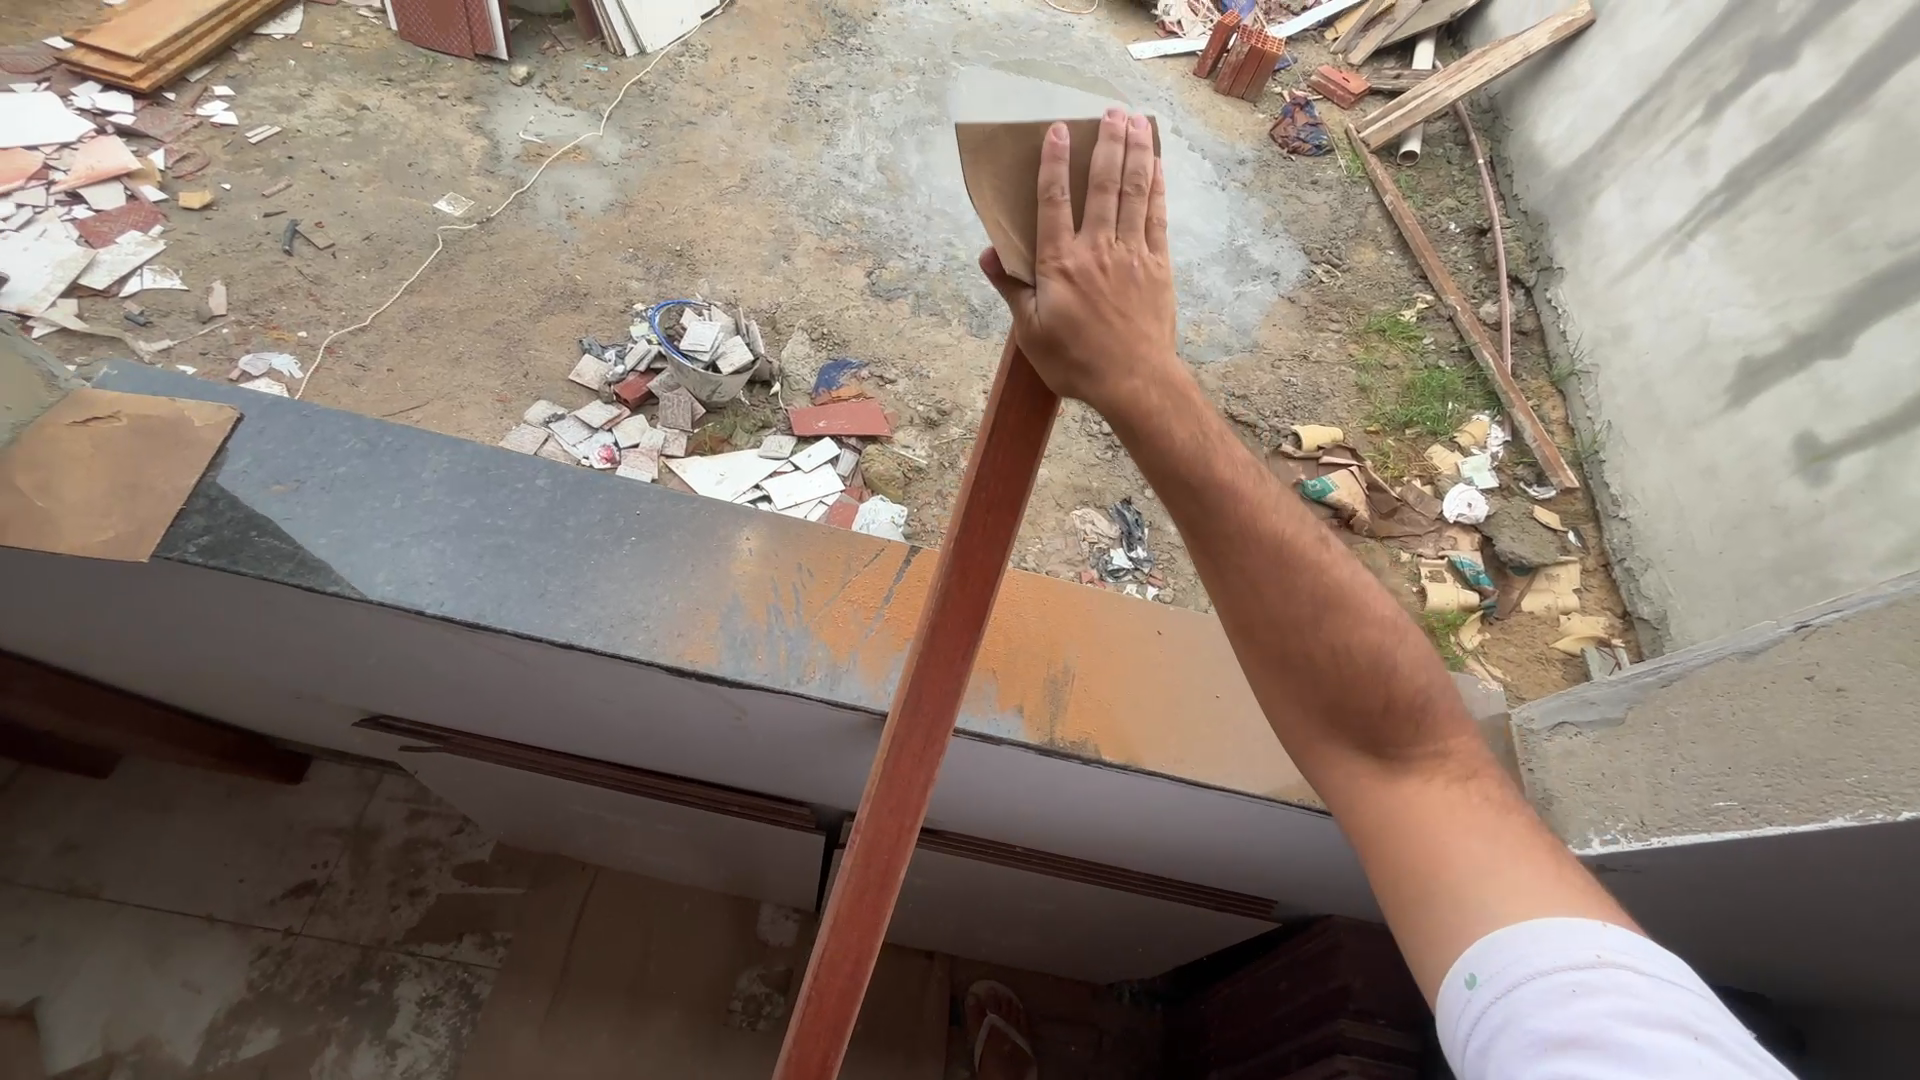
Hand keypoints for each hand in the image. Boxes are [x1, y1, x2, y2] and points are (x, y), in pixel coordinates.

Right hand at [979, 108, 1180, 421]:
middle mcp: (1097, 249)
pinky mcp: (1158, 266)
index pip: (1055, 200)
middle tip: (1111, 111)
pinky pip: (1158, 217)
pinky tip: (1157, 166)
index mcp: (1060, 264)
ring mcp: (1132, 254)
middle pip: (1103, 184)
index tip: (1059, 130)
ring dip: (1136, 152)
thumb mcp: (1030, 332)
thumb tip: (987, 254)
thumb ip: (1011, 289)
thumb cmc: (1075, 363)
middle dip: (1107, 142)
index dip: (1055, 162)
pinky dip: (1157, 187)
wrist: (1132, 382)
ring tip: (1137, 121)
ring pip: (1134, 191)